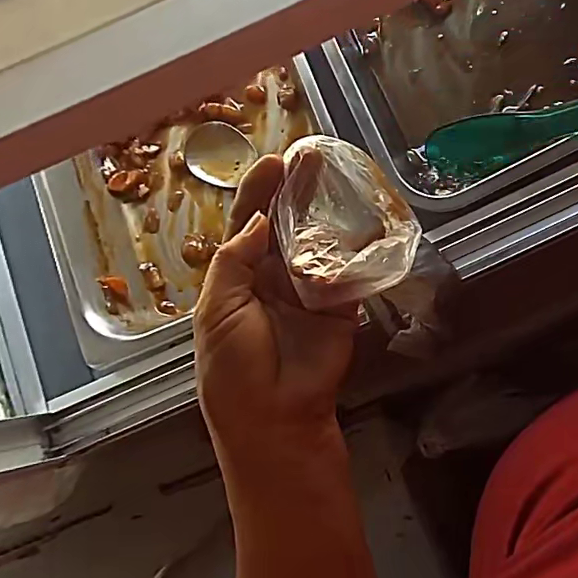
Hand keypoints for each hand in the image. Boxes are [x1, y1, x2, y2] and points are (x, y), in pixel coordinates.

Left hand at [194, 153, 357, 453]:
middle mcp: (276, 277)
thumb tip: (257, 221)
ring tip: (339, 178)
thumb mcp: (216, 311)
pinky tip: (361, 220)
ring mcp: (310, 290)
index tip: (275, 161)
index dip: (260, 191)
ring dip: (328, 212)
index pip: (249, 223)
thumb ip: (234, 262)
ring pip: (320, 242)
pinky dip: (355, 248)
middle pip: (289, 224)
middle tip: (315, 159)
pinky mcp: (342, 305)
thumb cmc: (234, 369)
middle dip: (299, 191)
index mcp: (240, 277)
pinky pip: (349, 270)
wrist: (276, 418)